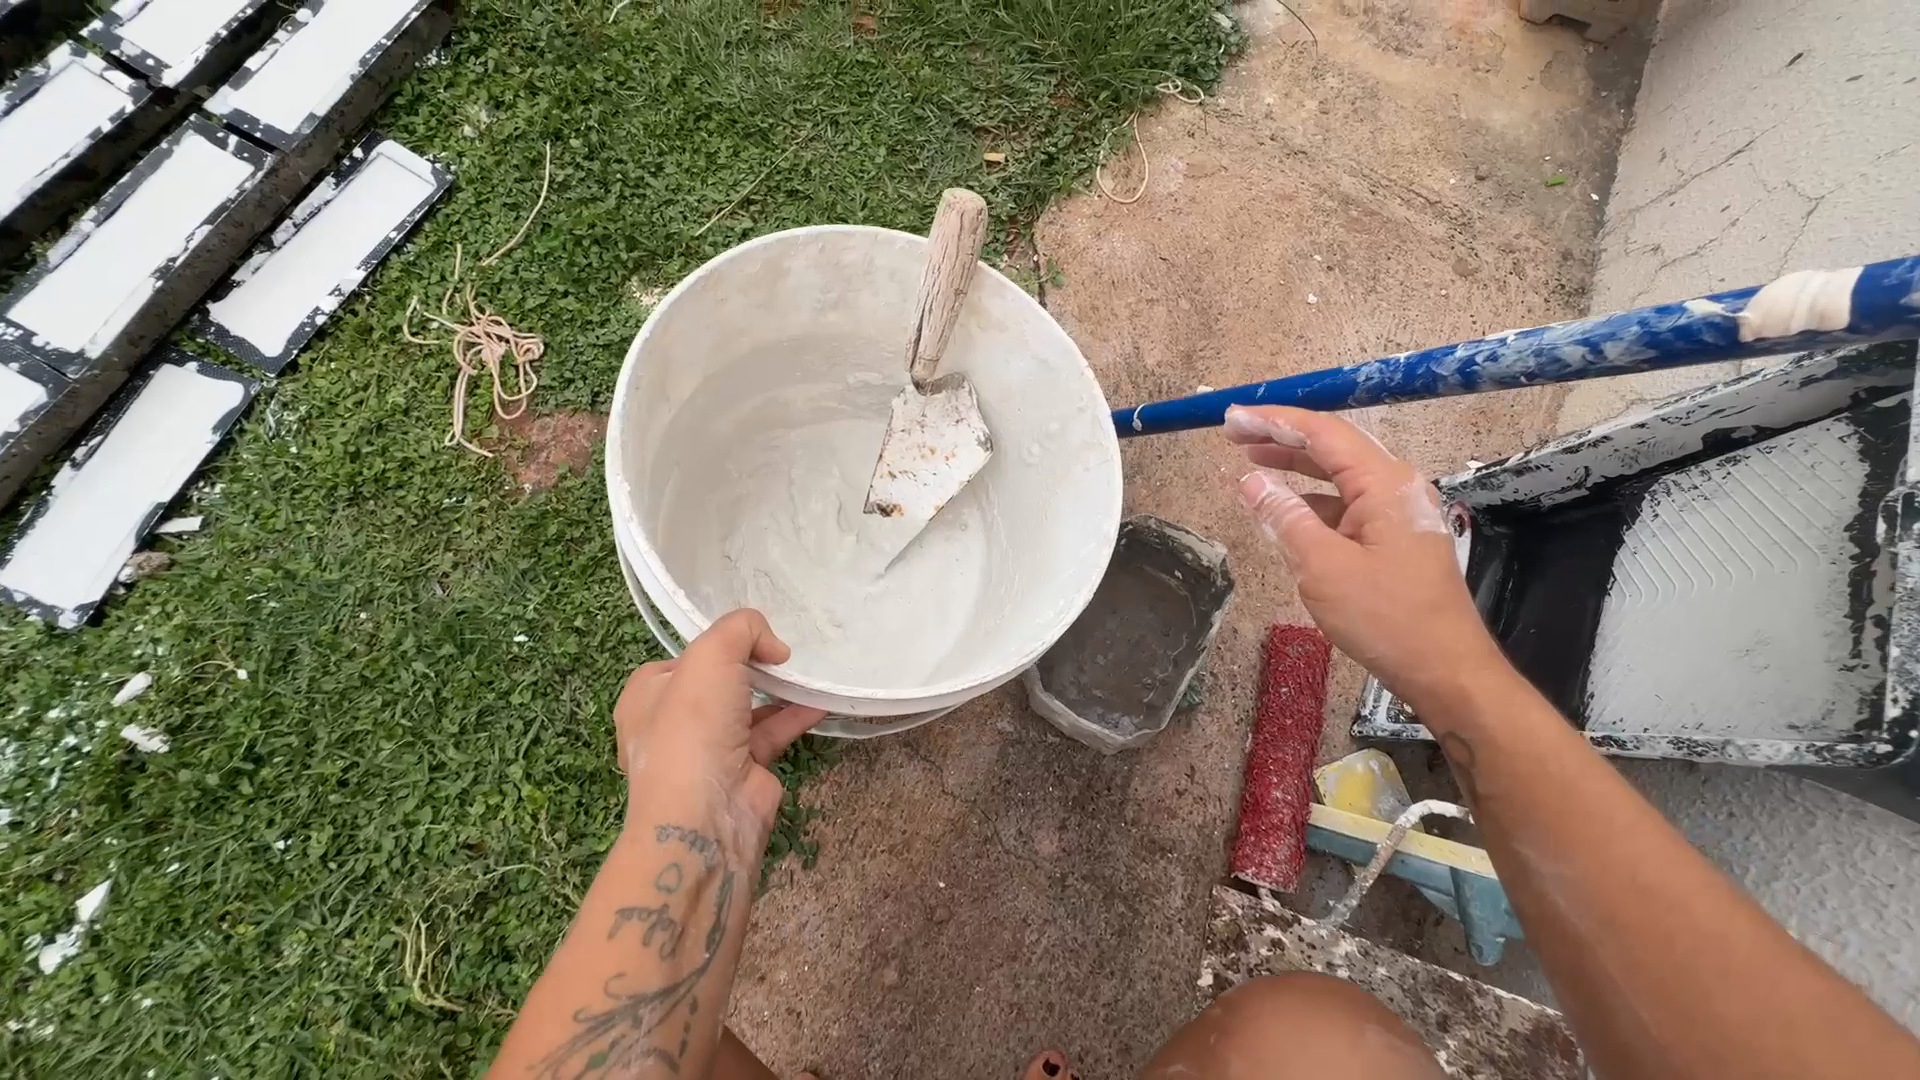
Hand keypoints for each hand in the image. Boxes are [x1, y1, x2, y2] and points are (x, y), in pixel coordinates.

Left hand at [614, 610, 825, 864]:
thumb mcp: (711, 655)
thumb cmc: (694, 727)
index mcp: (647, 695)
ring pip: (747, 707)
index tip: (749, 639)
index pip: (684, 659)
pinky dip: (796, 715)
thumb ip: (742, 628)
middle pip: (719, 681)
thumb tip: (774, 648)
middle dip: (750, 666)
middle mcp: (673, 723)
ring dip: (778, 690)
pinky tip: (821, 701)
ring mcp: (708, 749)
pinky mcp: (743, 770)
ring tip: (807, 671)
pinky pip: (772, 732)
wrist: (706, 815)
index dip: (717, 645)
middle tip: (781, 653)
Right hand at [1225, 405, 1505, 707]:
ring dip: (1294, 468)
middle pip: (1332, 448)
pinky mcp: (1391, 541)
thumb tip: (1250, 481)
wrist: (1445, 670)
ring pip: (1337, 478)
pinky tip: (1282, 511)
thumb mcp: (1323, 567)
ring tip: (1250, 462)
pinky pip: (1343, 507)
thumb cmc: (1385, 617)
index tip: (1232, 419)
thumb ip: (1284, 518)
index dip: (1274, 421)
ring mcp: (1394, 515)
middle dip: (1281, 438)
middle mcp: (1393, 489)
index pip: (1323, 433)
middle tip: (1233, 434)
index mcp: (1383, 484)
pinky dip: (1308, 502)